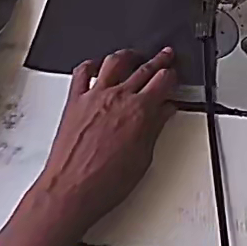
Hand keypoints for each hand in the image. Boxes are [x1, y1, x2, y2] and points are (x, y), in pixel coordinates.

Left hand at [30, 48, 176, 236]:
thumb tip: (164, 112)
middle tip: (165, 55)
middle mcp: (117, 97)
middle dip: (159, 60)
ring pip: (114, 61)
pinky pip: (82, 72)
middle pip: (144, 68)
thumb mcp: (143, 158)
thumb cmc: (104, 181)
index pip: (163, 81)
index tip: (175, 75)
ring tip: (135, 55)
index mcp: (139, 111)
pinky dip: (91, 64)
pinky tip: (97, 65)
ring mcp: (94, 96)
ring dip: (128, 55)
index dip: (173, 75)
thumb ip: (155, 128)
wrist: (71, 190)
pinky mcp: (75, 100)